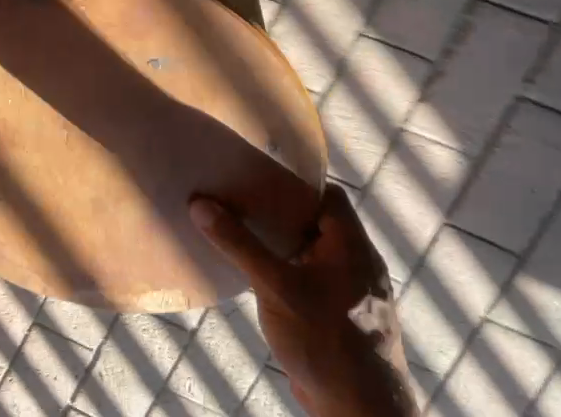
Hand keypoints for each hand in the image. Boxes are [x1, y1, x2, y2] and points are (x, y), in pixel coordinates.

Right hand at [191, 184, 416, 416]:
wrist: (360, 410)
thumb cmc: (328, 343)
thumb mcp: (277, 288)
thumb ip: (240, 244)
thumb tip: (200, 203)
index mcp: (353, 250)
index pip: (330, 197)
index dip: (297, 179)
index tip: (255, 166)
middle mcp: (354, 265)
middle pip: (314, 220)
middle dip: (275, 205)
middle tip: (232, 189)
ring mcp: (344, 290)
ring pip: (306, 248)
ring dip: (273, 236)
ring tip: (232, 222)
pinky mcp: (331, 312)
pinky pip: (302, 273)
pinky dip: (277, 263)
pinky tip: (246, 266)